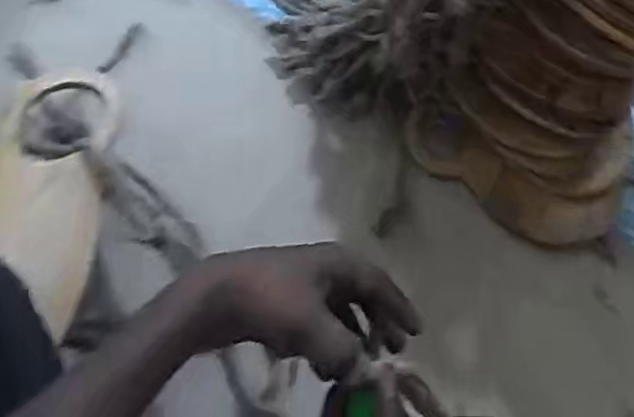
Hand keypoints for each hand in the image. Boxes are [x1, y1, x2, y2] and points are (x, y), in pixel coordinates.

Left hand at [180, 243, 420, 379]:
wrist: (216, 295)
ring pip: (341, 311)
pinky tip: (325, 365)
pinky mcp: (285, 304)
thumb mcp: (310, 325)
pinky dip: (330, 341)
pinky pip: (320, 323)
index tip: (416, 331)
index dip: (399, 306)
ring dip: (354, 336)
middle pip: (363, 295)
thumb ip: (342, 349)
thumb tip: (363, 369)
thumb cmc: (270, 299)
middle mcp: (328, 269)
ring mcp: (306, 285)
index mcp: (341, 262)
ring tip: (359, 365)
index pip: (379, 283)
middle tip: (393, 350)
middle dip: (379, 322)